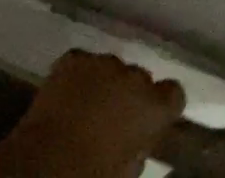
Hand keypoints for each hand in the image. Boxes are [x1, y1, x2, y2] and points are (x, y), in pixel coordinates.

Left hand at [0, 50, 186, 177]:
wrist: (50, 159)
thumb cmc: (96, 172)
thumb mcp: (131, 167)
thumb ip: (141, 144)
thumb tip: (136, 137)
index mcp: (154, 106)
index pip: (174, 92)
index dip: (164, 103)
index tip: (154, 115)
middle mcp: (133, 77)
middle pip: (139, 77)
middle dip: (131, 92)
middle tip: (115, 115)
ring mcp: (102, 63)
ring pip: (111, 67)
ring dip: (105, 81)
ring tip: (88, 103)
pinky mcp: (73, 58)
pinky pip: (83, 62)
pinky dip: (79, 73)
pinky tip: (70, 90)